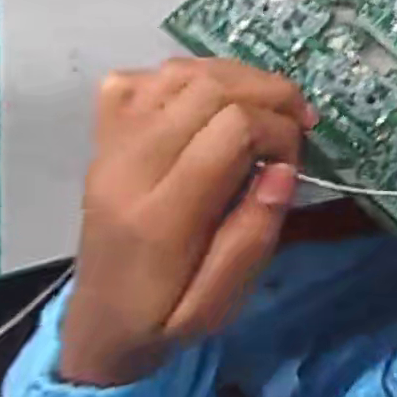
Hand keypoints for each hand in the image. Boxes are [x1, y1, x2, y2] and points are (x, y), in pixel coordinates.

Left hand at [58, 58, 314, 386]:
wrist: (97, 324)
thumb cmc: (165, 317)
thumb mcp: (220, 306)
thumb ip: (253, 239)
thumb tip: (284, 170)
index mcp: (159, 216)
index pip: (232, 130)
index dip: (279, 130)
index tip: (295, 158)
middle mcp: (128, 166)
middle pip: (210, 89)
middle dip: (270, 94)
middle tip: (298, 120)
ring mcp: (111, 143)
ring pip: (182, 72)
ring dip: (238, 78)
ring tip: (267, 104)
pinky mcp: (104, 133)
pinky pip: (148, 76)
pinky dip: (192, 75)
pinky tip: (215, 99)